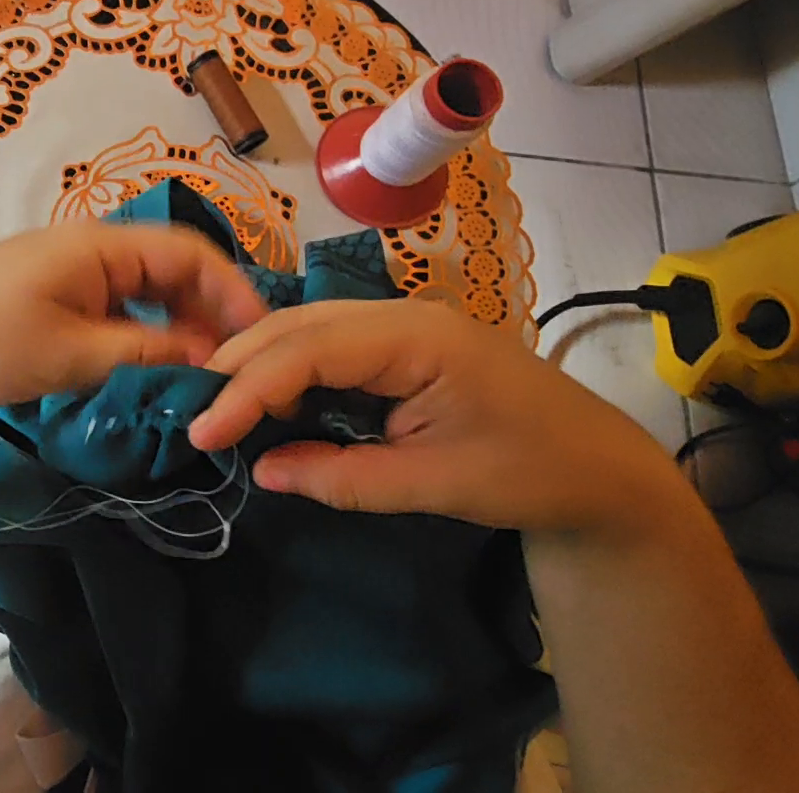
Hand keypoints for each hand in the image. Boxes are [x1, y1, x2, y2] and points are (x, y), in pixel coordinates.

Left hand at [0, 221, 269, 436]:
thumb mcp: (69, 353)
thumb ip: (145, 353)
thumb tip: (210, 359)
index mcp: (100, 246)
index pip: (189, 252)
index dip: (232, 290)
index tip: (261, 336)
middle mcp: (92, 249)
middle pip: (171, 270)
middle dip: (210, 311)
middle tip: (240, 362)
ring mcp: (71, 274)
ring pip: (145, 291)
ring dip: (178, 325)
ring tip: (208, 370)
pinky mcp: (55, 299)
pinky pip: (116, 308)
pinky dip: (143, 333)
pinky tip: (158, 365)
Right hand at [188, 299, 692, 540]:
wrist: (604, 469)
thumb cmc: (531, 473)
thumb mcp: (434, 484)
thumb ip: (342, 478)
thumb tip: (260, 471)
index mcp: (416, 337)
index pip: (307, 350)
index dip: (247, 388)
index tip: (202, 431)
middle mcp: (399, 314)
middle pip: (296, 325)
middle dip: (240, 366)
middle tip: (194, 411)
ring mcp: (398, 323)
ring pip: (304, 328)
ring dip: (258, 364)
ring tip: (221, 406)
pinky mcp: (396, 342)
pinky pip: (325, 344)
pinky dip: (288, 370)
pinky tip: (270, 399)